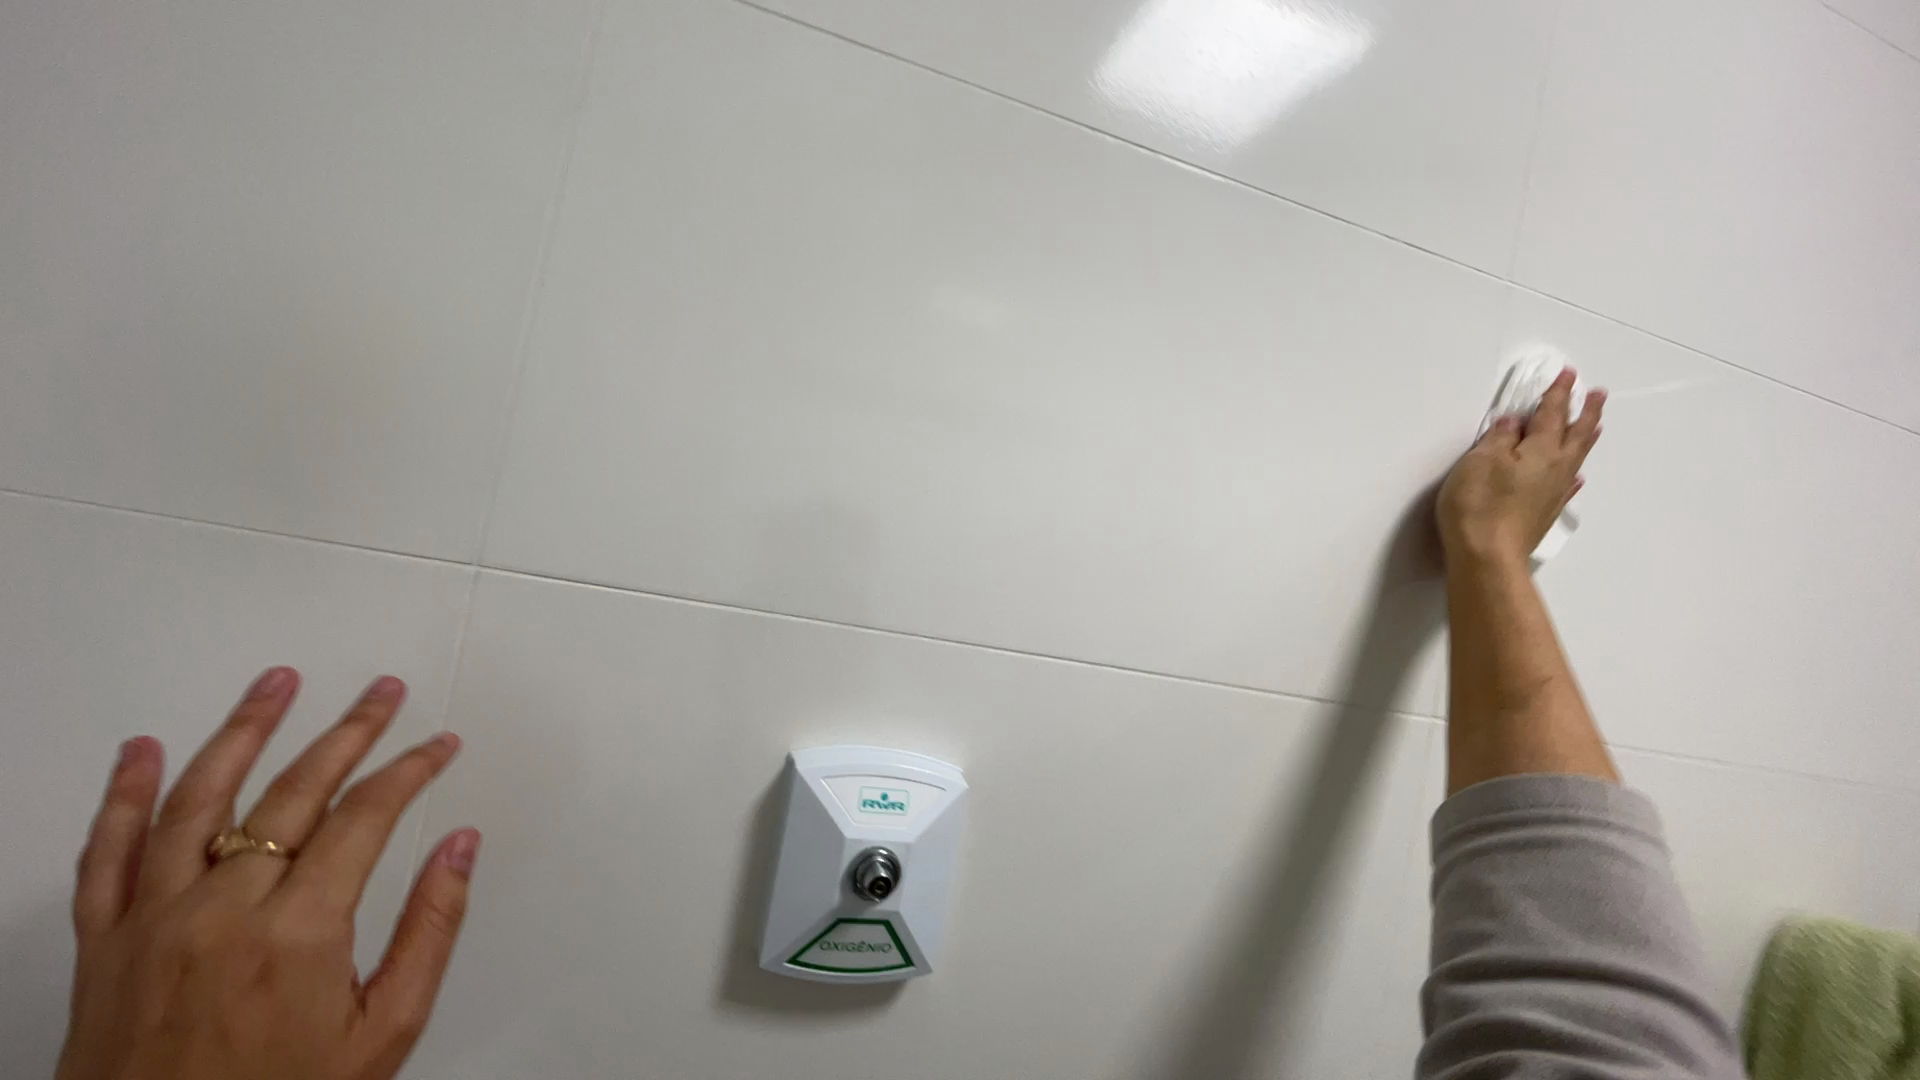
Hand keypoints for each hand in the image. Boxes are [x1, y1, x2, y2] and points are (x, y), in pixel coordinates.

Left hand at [56, 668, 478, 1079]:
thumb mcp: (387, 1027)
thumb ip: (431, 926)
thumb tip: (461, 845)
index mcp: (298, 931)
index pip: (368, 815)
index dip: (413, 769)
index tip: (440, 745)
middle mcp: (219, 912)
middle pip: (293, 792)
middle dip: (349, 731)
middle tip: (382, 691)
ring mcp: (151, 923)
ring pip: (198, 802)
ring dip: (243, 731)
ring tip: (278, 682)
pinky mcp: (103, 945)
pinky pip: (105, 855)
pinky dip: (124, 795)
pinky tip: (145, 750)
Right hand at [1437, 368, 1605, 565]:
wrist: (1488, 556)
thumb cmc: (1479, 504)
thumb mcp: (1480, 462)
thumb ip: (1499, 438)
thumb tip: (1514, 422)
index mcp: (1541, 450)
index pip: (1552, 414)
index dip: (1557, 393)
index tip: (1568, 373)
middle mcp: (1556, 467)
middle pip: (1576, 433)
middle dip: (1585, 411)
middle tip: (1597, 393)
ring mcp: (1554, 492)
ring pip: (1576, 457)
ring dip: (1585, 437)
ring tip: (1595, 425)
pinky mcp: (1544, 513)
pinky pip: (1568, 485)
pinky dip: (1573, 475)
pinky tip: (1576, 478)